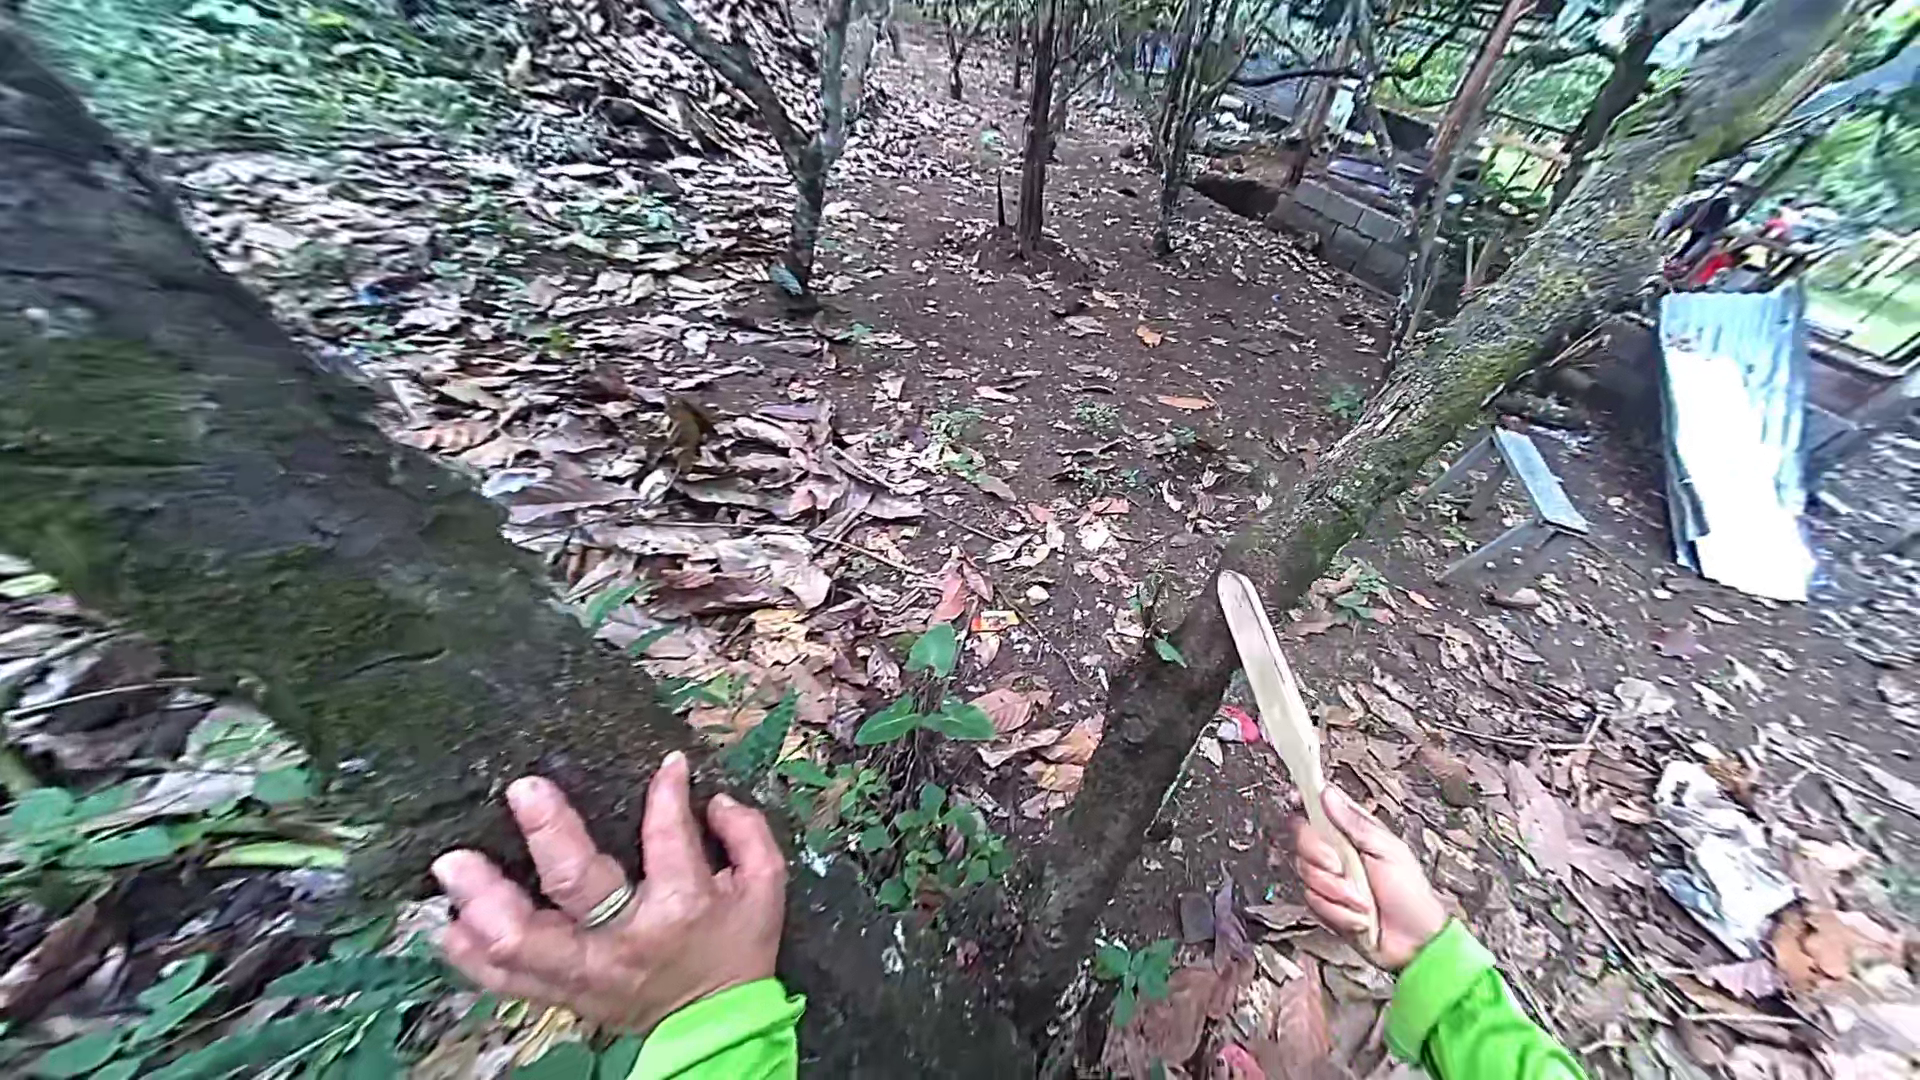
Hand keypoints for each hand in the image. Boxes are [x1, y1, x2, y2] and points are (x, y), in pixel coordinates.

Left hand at [433, 751, 785, 1032]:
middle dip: (548, 830)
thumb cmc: (741, 943)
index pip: (666, 834)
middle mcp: (625, 938)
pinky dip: (471, 954)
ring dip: (482, 900)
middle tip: (523, 789)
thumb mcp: (767, 883)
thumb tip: (712, 801)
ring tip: (452, 864)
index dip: (667, 792)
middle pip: (575, 883)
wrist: (716, 1026)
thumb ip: (748, 832)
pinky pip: (505, 980)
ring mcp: (585, 973)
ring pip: (519, 942)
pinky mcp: (563, 994)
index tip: (669, 762)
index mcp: (681, 904)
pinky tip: (450, 923)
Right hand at [1291, 786, 1446, 971]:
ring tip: (1361, 900)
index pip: (1317, 807)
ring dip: (1336, 890)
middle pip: (1302, 837)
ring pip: (1305, 870)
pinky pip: (1313, 899)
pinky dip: (1338, 911)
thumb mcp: (1389, 851)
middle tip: (1340, 866)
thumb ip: (1355, 822)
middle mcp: (1334, 852)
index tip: (1299, 802)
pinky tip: (1357, 915)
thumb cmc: (1412, 897)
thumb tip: (1327, 794)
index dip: (1305, 802)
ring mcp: (1327, 878)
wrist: (1417, 945)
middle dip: (1319, 855)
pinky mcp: (1324, 903)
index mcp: (1350, 833)